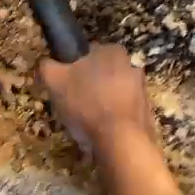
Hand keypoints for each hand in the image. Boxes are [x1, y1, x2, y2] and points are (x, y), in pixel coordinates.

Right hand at [39, 43, 160, 158]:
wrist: (122, 143)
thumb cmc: (87, 103)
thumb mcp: (54, 80)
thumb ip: (47, 66)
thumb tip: (46, 64)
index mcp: (112, 51)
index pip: (88, 53)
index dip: (74, 67)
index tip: (66, 83)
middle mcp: (132, 66)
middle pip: (102, 74)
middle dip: (89, 86)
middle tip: (74, 103)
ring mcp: (143, 92)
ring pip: (113, 95)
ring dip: (101, 105)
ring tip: (86, 123)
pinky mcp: (148, 116)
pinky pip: (123, 115)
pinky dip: (113, 122)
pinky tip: (101, 134)